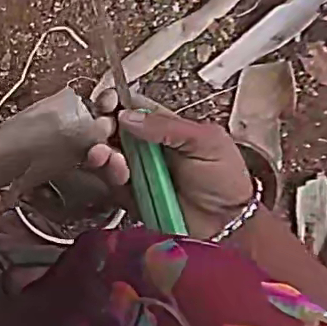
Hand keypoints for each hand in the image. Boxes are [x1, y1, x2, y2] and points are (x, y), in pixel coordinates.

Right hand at [114, 105, 257, 239]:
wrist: (225, 224)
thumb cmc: (224, 179)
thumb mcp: (205, 142)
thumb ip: (167, 127)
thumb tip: (127, 115)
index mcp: (164, 127)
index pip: (133, 107)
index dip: (116, 101)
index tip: (109, 102)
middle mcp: (145, 146)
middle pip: (112, 128)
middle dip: (103, 125)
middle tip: (105, 128)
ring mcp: (134, 169)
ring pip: (105, 153)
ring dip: (101, 150)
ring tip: (106, 153)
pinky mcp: (127, 192)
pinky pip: (109, 179)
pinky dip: (108, 172)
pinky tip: (118, 170)